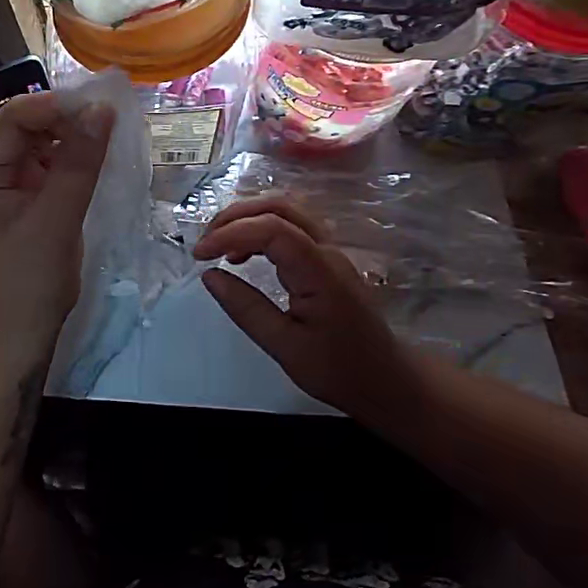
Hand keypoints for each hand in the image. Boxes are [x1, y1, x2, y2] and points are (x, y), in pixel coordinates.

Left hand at [0, 93, 112, 338]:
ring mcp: (10, 183)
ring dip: (74, 135)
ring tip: (110, 133)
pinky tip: (100, 156)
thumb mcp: (57, 218)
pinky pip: (53, 163)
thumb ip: (79, 163)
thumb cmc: (30, 277)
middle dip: (66, 118)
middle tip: (111, 119)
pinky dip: (75, 157)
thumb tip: (103, 110)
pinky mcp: (30, 197)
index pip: (12, 118)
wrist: (22, 327)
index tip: (100, 106)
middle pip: (27, 125)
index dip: (54, 105)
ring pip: (43, 141)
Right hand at [193, 195, 408, 408]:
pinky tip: (241, 256)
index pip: (272, 230)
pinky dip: (258, 231)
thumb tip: (209, 276)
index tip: (200, 256)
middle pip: (280, 208)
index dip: (231, 233)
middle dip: (235, 217)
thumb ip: (246, 309)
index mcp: (320, 273)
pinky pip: (290, 228)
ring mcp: (329, 252)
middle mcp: (327, 252)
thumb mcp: (285, 348)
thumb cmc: (338, 369)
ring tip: (217, 246)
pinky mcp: (324, 259)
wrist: (387, 380)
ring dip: (246, 220)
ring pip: (285, 212)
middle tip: (205, 243)